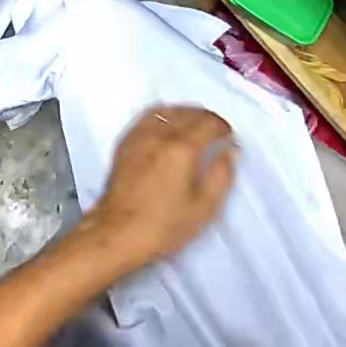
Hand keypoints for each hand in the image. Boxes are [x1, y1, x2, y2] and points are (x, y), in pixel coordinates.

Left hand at [78, 105, 237, 274]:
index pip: (208, 124)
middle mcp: (160, 136)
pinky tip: (165, 123)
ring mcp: (140, 137)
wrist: (116, 236)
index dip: (222, 127)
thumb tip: (229, 152)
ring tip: (193, 122)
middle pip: (189, 113)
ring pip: (168, 110)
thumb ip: (221, 175)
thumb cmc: (161, 227)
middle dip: (207, 118)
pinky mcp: (125, 143)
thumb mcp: (203, 208)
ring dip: (185, 112)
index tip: (228, 136)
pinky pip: (147, 116)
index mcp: (182, 149)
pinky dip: (162, 114)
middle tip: (216, 129)